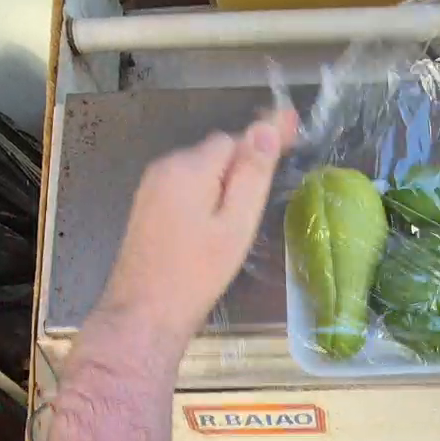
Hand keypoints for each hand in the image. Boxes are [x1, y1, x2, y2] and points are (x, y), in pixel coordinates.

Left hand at [96, 109, 299, 344]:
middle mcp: (165, 167)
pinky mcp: (145, 208)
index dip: (263, 139)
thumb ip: (252, 175)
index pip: (234, 138)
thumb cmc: (198, 273)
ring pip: (199, 173)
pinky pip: (183, 190)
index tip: (294, 127)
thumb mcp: (236, 225)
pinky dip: (203, 199)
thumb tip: (265, 128)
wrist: (145, 313)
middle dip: (240, 168)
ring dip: (221, 186)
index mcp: (190, 167)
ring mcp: (150, 188)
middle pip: (215, 154)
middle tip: (261, 202)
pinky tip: (211, 230)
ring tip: (236, 225)